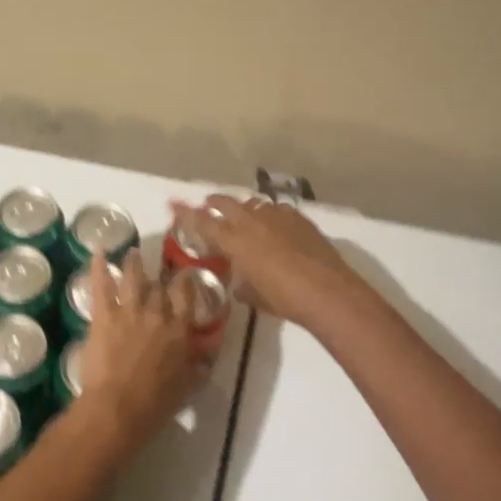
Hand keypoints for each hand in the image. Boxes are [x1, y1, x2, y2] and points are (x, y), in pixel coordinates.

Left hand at [76, 249, 209, 430]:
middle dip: (161, 274)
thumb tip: (207, 358)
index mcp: (181, 330)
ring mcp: (130, 312)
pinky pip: (102, 285)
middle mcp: (158, 314)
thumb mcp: (187, 385)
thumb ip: (198, 367)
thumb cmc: (155, 403)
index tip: (185, 275)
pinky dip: (99, 267)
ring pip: (133, 277)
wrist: (119, 407)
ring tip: (133, 252)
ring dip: (134, 263)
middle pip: (161, 285)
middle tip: (159, 265)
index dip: (186, 281)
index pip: (188, 295)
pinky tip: (98, 252)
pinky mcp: (104, 316)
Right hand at [171, 195, 363, 328]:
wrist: (327, 292)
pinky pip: (278, 211)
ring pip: (254, 204)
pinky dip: (269, 215)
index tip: (173, 203)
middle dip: (214, 202)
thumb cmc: (283, 298)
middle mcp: (254, 222)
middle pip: (227, 203)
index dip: (186, 213)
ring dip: (243, 208)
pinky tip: (274, 226)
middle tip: (208, 205)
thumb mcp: (252, 295)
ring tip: (242, 215)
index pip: (203, 222)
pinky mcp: (301, 220)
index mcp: (235, 241)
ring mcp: (279, 217)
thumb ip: (240, 282)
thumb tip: (239, 280)